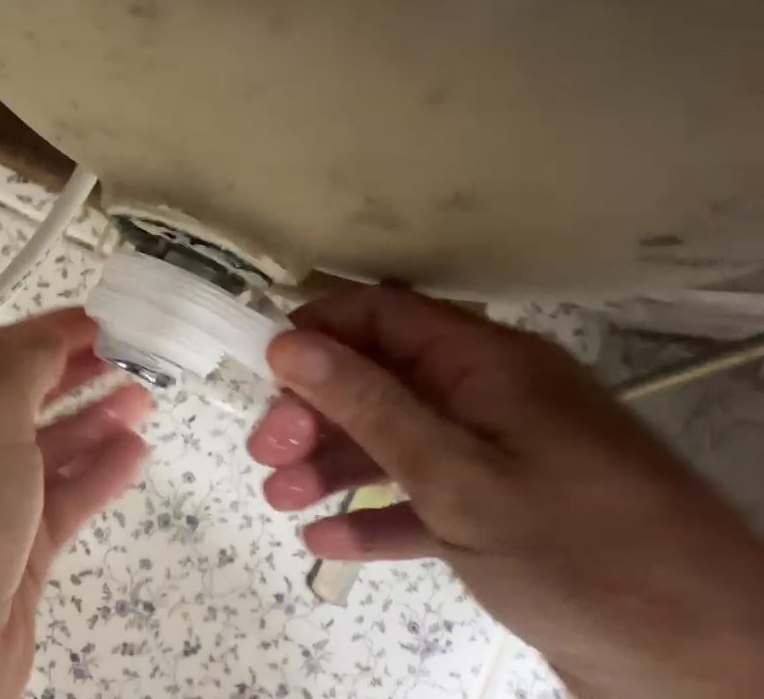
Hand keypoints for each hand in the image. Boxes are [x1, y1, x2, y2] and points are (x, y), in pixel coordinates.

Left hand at [0, 309, 152, 698]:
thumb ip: (23, 362)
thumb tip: (53, 334)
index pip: (3, 347)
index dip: (52, 329)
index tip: (101, 318)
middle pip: (28, 390)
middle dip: (77, 368)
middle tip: (129, 353)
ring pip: (52, 441)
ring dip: (96, 416)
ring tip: (142, 395)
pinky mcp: (19, 538)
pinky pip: (67, 492)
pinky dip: (100, 470)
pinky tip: (133, 452)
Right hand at [248, 286, 763, 698]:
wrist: (722, 677)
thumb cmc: (582, 555)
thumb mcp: (457, 477)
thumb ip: (366, 404)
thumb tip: (287, 342)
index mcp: (487, 365)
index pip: (378, 315)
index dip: (313, 334)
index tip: (260, 374)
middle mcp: (490, 398)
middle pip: (376, 380)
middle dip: (311, 413)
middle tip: (265, 453)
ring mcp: (501, 457)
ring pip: (393, 439)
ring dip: (329, 465)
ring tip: (279, 499)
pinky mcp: (507, 515)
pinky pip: (424, 497)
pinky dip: (375, 513)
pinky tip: (327, 539)